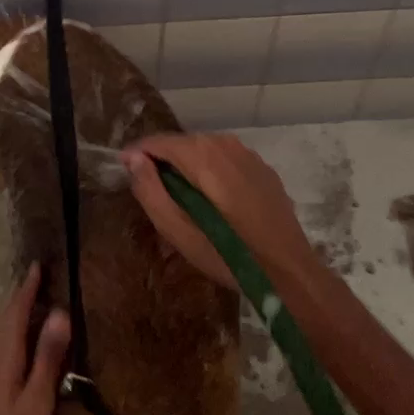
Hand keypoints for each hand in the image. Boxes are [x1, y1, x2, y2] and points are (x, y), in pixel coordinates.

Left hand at [0, 264, 71, 414]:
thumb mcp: (37, 398)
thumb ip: (47, 357)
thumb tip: (60, 311)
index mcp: (2, 355)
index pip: (14, 313)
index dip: (27, 289)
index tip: (37, 265)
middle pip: (1, 320)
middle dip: (17, 297)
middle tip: (33, 279)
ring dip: (10, 314)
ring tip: (25, 303)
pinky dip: (5, 331)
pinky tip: (11, 342)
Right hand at [122, 133, 318, 290]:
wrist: (289, 272)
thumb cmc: (227, 254)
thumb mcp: (177, 230)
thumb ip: (150, 190)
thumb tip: (133, 159)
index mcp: (202, 154)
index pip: (157, 142)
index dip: (137, 156)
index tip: (124, 173)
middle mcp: (224, 142)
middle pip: (181, 144)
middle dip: (163, 163)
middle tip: (155, 195)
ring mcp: (248, 154)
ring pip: (204, 151)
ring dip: (188, 168)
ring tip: (183, 201)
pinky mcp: (262, 169)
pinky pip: (226, 161)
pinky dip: (212, 173)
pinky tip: (215, 204)